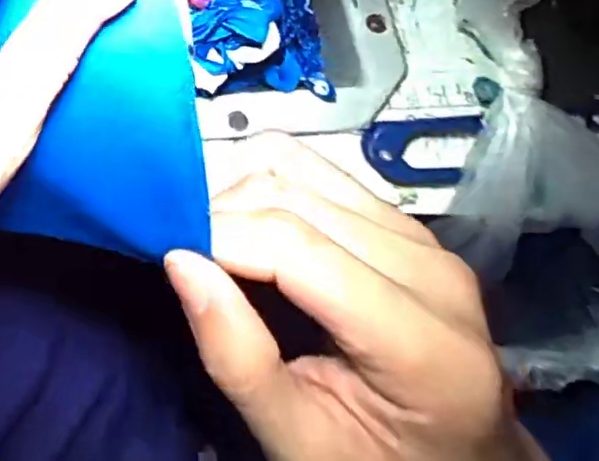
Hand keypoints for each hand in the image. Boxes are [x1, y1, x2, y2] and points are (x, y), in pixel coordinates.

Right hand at [167, 133, 543, 460]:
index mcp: (424, 344)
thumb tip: (179, 259)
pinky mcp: (398, 216)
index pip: (294, 245)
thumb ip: (238, 359)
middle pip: (288, 197)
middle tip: (187, 254)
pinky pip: (309, 166)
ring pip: (292, 166)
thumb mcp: (298, 442)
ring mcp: (416, 234)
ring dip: (236, 193)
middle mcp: (428, 269)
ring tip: (217, 241)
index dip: (219, 238)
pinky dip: (261, 181)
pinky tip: (250, 225)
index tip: (170, 255)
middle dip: (218, 215)